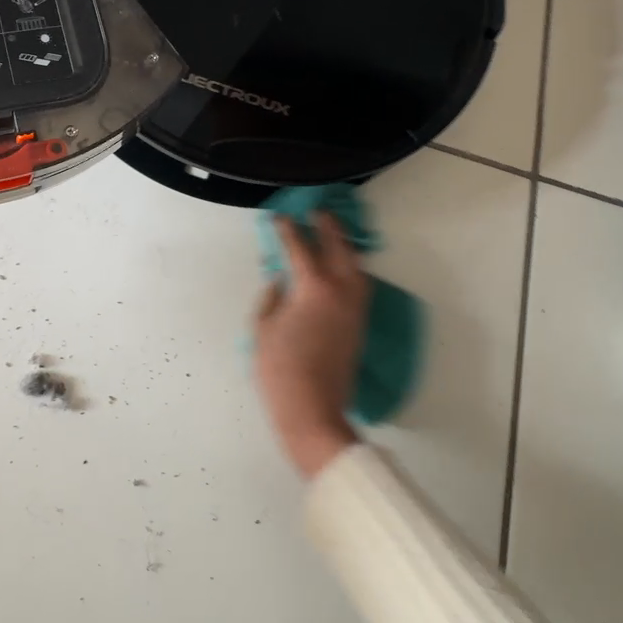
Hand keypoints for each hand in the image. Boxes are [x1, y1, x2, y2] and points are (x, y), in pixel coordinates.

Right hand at [255, 212, 367, 478]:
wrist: (313, 411)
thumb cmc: (279, 369)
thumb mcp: (263, 326)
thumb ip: (273, 295)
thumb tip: (282, 279)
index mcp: (313, 287)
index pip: (299, 246)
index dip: (287, 229)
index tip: (278, 216)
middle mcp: (341, 291)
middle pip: (339, 247)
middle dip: (328, 225)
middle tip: (316, 210)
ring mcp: (355, 308)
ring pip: (356, 265)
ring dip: (344, 245)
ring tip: (332, 234)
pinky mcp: (359, 324)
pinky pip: (359, 284)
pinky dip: (350, 268)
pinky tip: (340, 267)